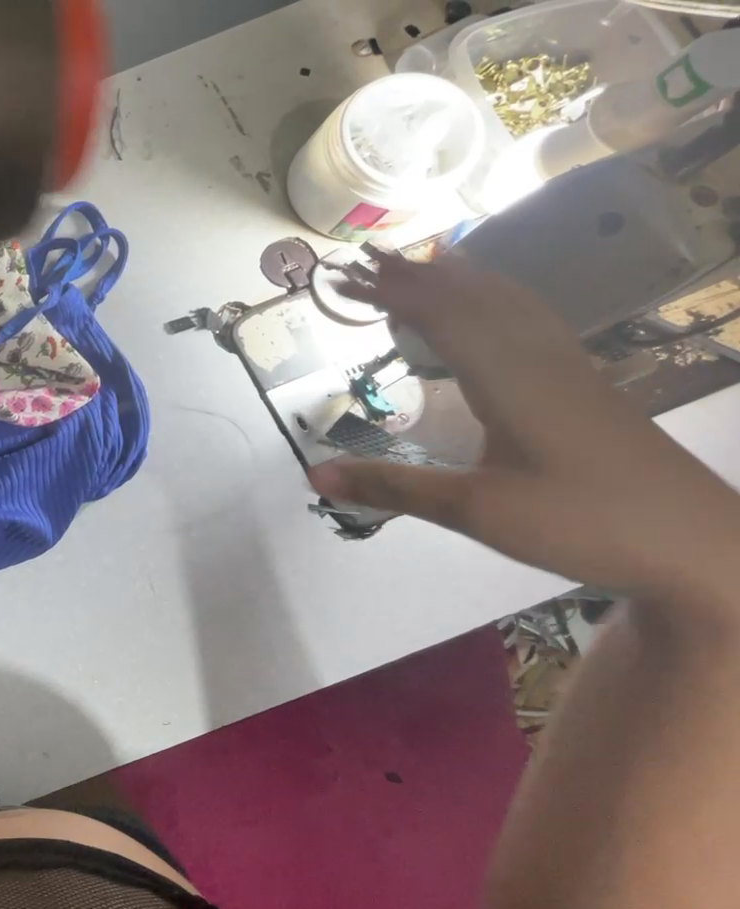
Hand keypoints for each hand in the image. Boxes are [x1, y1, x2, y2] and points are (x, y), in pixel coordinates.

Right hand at [308, 255, 739, 610]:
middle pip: (477, 301)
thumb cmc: (584, 523)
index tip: (344, 279)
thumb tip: (312, 472)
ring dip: (461, 282)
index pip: (445, 318)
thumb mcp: (475, 511)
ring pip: (512, 306)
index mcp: (512, 382)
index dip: (393, 294)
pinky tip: (492, 311)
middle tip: (367, 265)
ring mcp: (570, 373)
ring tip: (423, 265)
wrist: (697, 543)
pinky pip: (532, 324)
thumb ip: (392, 487)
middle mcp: (542, 363)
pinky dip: (497, 303)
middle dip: (419, 279)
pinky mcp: (584, 389)